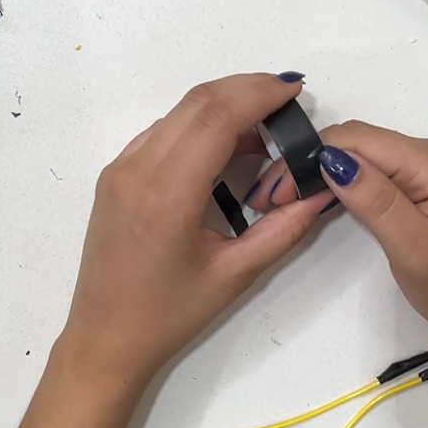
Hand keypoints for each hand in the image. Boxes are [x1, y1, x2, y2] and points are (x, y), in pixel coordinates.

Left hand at [57, 73, 333, 382]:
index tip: (295, 90)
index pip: (215, 118)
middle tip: (287, 97)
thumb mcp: (235, 275)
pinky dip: (200, 124)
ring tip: (265, 126)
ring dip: (223, 105)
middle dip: (247, 88)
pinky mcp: (115, 174)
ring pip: (178, 112)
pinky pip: (163, 131)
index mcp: (167, 196)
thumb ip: (284, 228)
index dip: (259, 93)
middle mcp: (137, 170)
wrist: (104, 338)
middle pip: (197, 102)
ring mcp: (120, 168)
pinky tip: (227, 146)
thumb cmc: (169, 314)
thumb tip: (322, 189)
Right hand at [248, 120, 427, 351]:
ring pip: (353, 153)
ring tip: (279, 197)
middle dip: (308, 161)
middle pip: (353, 141)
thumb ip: (378, 202)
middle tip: (268, 198)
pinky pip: (364, 169)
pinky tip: (310, 195)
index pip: (358, 140)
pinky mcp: (406, 184)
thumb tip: (333, 159)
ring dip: (316, 169)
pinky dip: (333, 179)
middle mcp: (424, 154)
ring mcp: (416, 168)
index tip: (275, 190)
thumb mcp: (417, 250)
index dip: (313, 156)